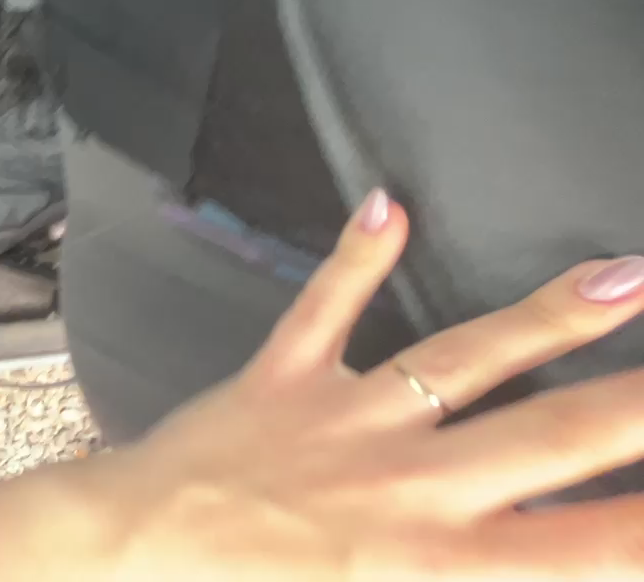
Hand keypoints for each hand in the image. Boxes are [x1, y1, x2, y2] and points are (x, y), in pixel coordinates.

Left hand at [67, 191, 643, 580]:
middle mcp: (412, 480)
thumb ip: (493, 571)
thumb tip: (571, 544)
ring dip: (547, 316)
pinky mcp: (282, 372)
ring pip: (462, 357)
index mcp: (453, 561)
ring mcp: (344, 414)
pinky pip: (323, 306)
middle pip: (564, 430)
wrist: (155, 533)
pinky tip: (387, 206)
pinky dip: (354, 255)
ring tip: (624, 275)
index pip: (613, 540)